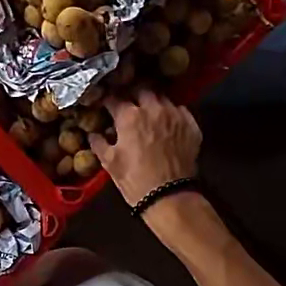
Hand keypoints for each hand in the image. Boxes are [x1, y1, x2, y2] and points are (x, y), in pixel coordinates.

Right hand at [89, 90, 201, 205]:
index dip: (108, 100)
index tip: (106, 105)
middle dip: (133, 94)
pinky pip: (180, 110)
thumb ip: (99, 143)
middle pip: (141, 89)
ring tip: (149, 113)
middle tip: (129, 105)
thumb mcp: (110, 162)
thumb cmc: (135, 180)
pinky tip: (167, 124)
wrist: (169, 196)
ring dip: (153, 102)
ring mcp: (175, 115)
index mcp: (130, 116)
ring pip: (162, 98)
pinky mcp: (191, 124)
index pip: (114, 97)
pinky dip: (172, 114)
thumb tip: (94, 133)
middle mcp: (154, 109)